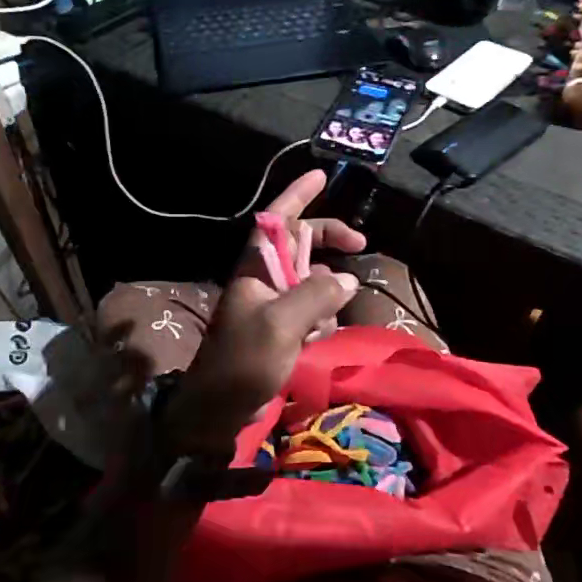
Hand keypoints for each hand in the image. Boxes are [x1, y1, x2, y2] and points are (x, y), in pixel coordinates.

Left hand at [160, 170, 363, 453]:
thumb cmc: (243, 360)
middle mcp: (265, 278)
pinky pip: (313, 312)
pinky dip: (322, 322)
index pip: (277, 219)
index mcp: (256, 266)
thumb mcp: (281, 324)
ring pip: (314, 281)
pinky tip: (315, 342)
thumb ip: (316, 296)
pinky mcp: (282, 330)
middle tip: (361, 242)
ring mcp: (274, 304)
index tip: (320, 174)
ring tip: (318, 327)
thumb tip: (345, 279)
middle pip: (301, 243)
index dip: (297, 194)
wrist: (220, 407)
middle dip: (330, 240)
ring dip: (326, 296)